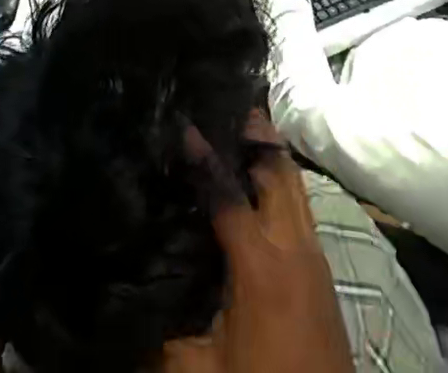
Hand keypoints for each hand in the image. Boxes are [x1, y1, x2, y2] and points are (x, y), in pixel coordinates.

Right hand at [163, 116, 349, 372]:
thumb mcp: (200, 367)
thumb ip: (162, 325)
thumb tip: (125, 287)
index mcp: (261, 266)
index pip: (227, 194)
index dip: (203, 157)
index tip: (183, 122)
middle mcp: (295, 248)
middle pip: (278, 172)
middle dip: (253, 134)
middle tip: (222, 102)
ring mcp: (315, 258)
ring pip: (295, 185)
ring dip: (269, 153)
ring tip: (239, 125)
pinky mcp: (322, 271)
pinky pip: (300, 206)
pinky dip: (280, 180)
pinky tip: (257, 180)